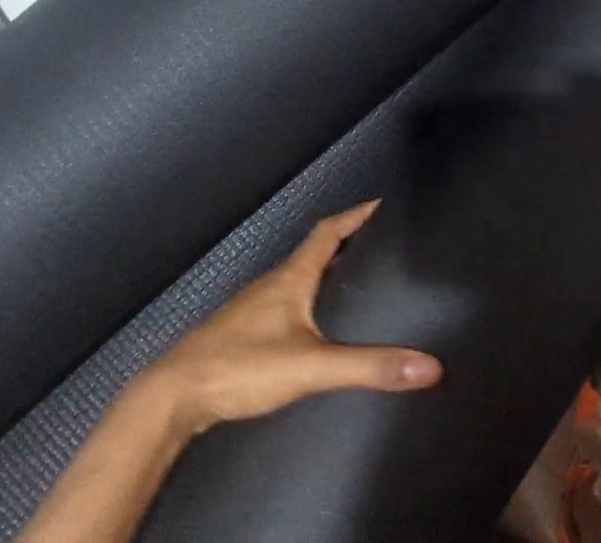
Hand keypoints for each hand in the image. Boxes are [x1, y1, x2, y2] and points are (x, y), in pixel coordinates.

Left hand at [135, 201, 441, 434]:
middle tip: (377, 238)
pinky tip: (312, 322)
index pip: (328, 233)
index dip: (355, 215)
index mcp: (290, 280)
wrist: (171, 398)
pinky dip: (306, 298)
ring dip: (325, 269)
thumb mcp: (312, 367)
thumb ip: (369, 366)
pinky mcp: (242, 334)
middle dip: (346, 240)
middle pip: (313, 251)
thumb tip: (429, 366)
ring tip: (354, 274)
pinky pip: (283, 303)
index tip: (381, 203)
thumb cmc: (239, 369)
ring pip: (296, 277)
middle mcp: (271, 286)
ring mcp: (253, 309)